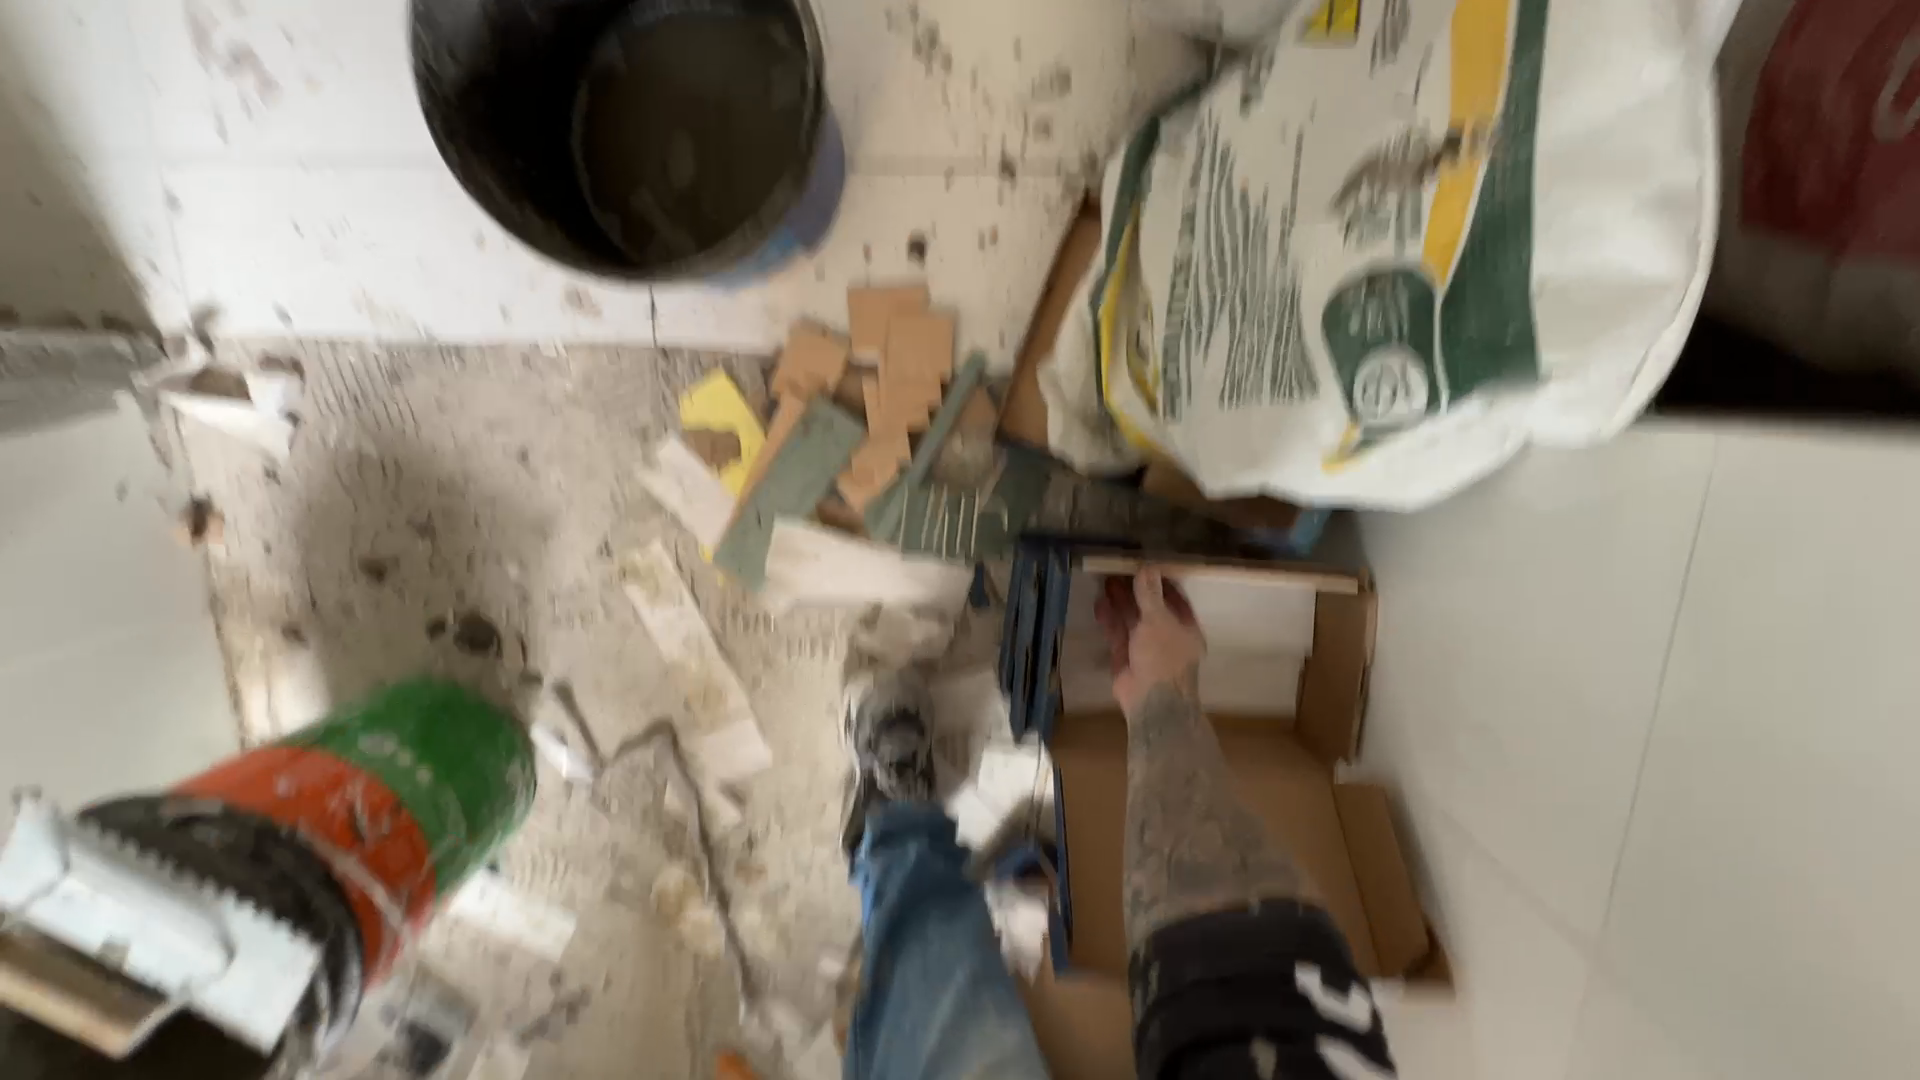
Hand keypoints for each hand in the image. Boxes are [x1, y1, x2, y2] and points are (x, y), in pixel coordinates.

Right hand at [1095, 568, 1205, 714]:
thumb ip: (1150, 595)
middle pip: (1149, 608)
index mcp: (1185, 629)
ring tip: (1106, 582)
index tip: (1142, 567)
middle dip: (1134, 591)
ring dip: (1120, 603)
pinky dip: (1109, 619)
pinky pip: (1117, 633)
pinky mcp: (1125, 657)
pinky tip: (1100, 604)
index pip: (1174, 599)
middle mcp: (1166, 636)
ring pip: (1131, 620)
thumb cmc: (1163, 657)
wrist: (1151, 701)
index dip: (1158, 583)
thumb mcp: (1158, 620)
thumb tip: (1147, 567)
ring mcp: (1144, 648)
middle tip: (1117, 572)